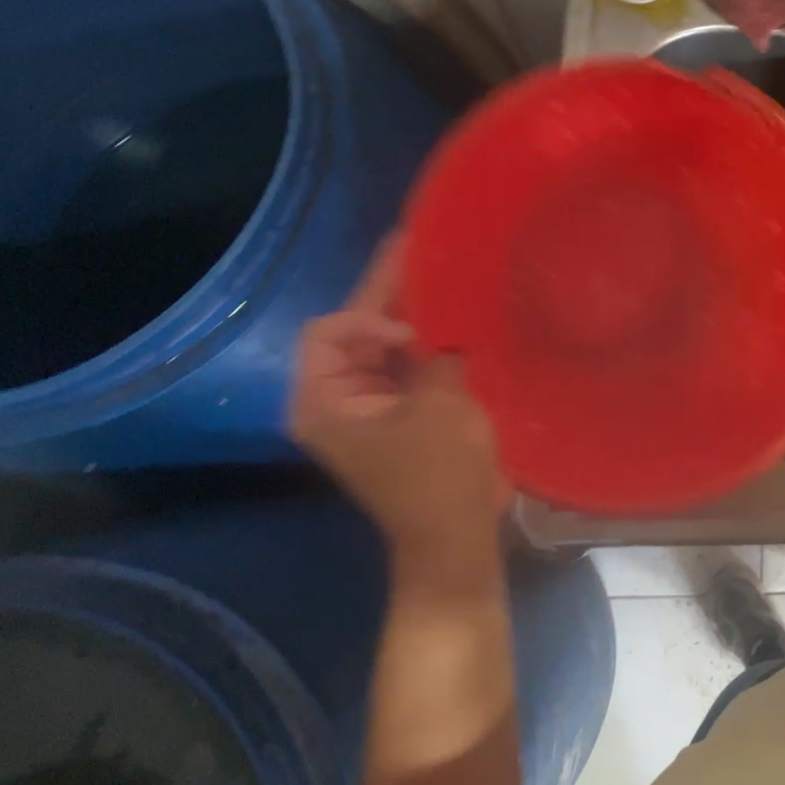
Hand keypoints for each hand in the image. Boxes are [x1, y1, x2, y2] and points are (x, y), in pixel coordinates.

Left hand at [288, 238, 504, 559]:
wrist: (456, 537)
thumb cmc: (439, 474)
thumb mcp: (438, 407)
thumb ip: (436, 354)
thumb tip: (445, 320)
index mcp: (323, 401)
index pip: (328, 332)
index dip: (368, 317)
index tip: (413, 331)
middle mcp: (338, 398)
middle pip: (357, 331)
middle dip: (392, 296)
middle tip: (423, 247)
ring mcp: (371, 406)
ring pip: (386, 345)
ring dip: (415, 314)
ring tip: (447, 272)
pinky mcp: (403, 412)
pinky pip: (409, 364)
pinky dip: (430, 341)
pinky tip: (460, 317)